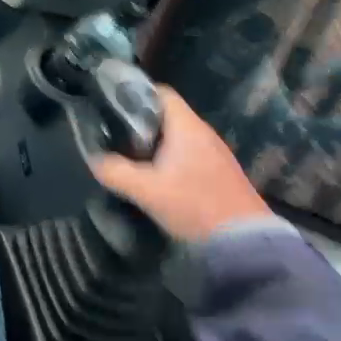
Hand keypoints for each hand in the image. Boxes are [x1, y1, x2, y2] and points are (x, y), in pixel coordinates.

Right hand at [90, 84, 272, 241]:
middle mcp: (204, 134)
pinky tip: (154, 174)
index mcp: (188, 128)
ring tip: (127, 153)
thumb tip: (92, 159)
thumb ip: (114, 170)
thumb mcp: (145, 190)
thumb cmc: (195, 206)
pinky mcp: (220, 174)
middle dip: (138, 120)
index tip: (110, 104)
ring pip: (176, 136)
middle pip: (166, 114)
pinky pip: (188, 153)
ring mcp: (216, 154)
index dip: (134, 93)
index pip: (160, 93)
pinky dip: (168, 157)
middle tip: (111, 131)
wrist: (248, 247)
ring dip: (153, 141)